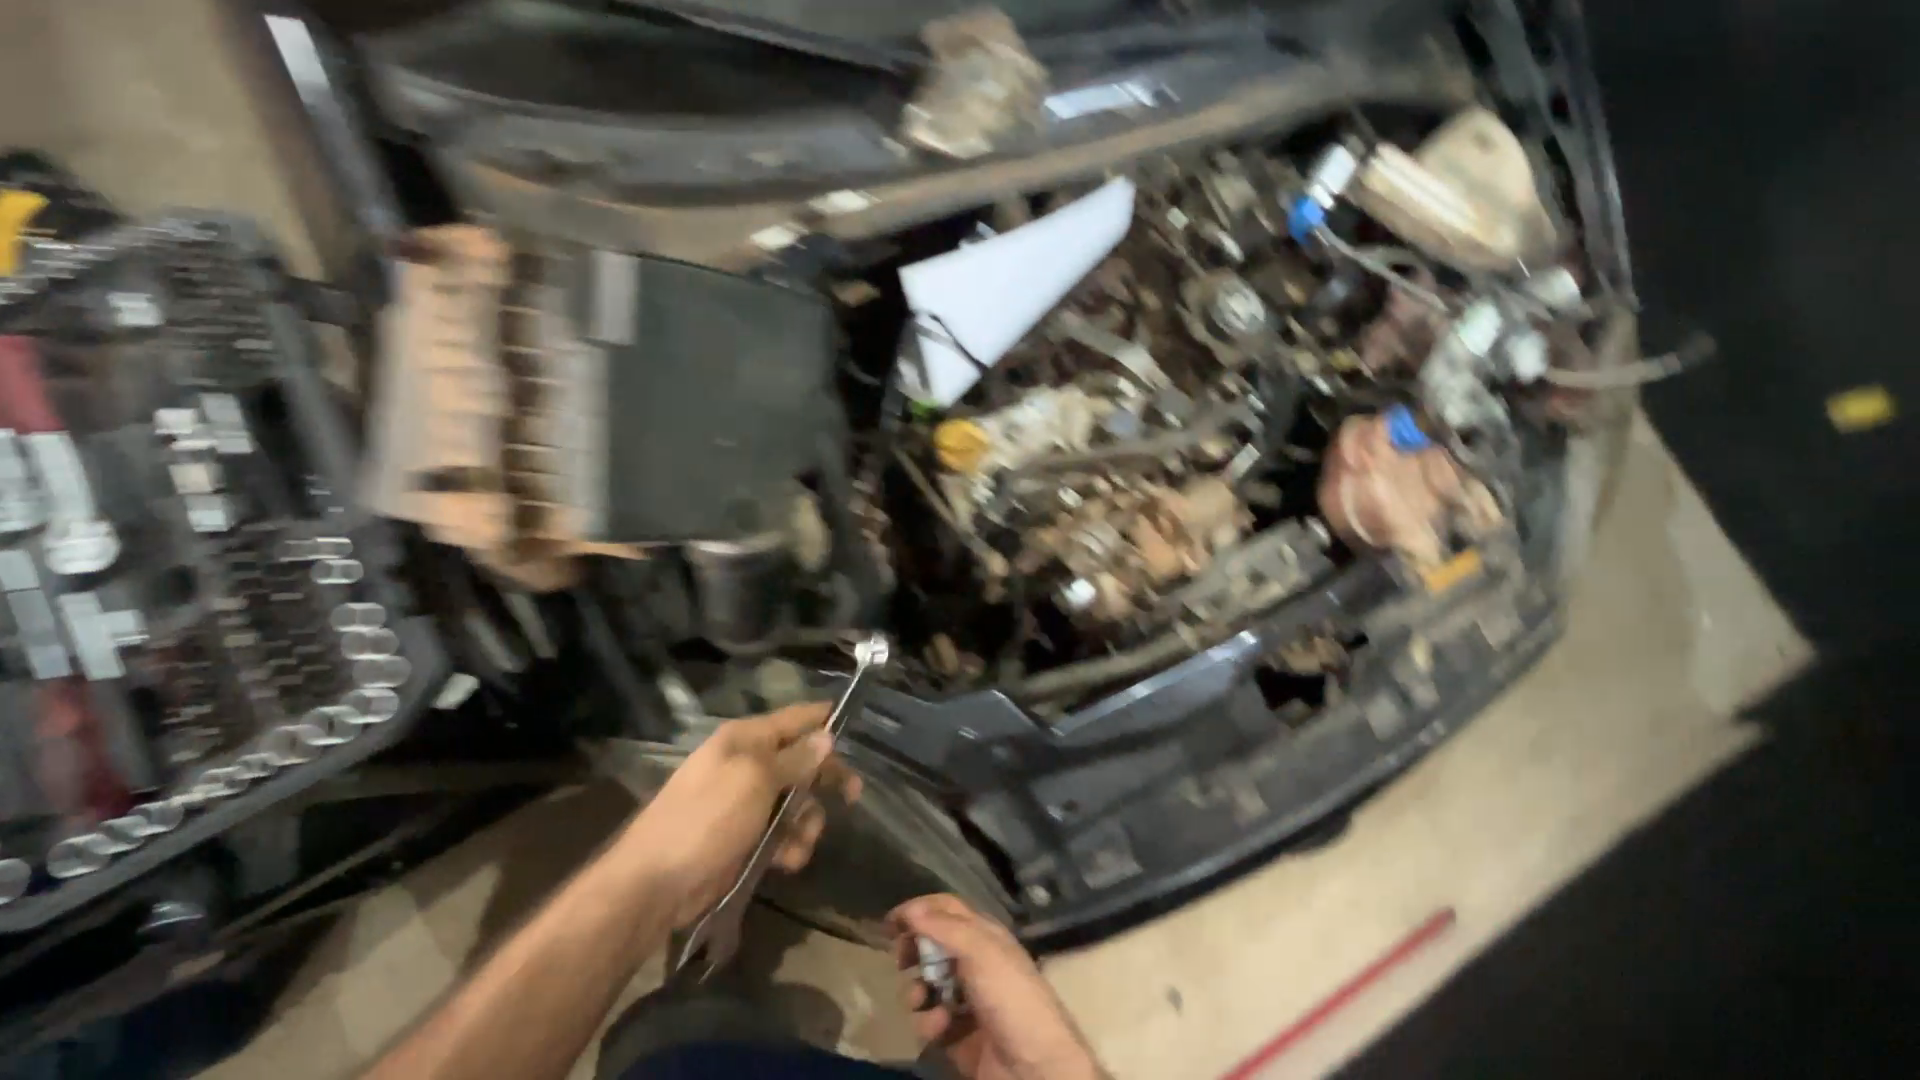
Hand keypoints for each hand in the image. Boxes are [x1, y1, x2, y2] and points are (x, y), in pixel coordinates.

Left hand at [627, 704, 861, 927]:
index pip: (794, 718)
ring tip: (802, 841)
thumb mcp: (755, 780)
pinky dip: (791, 846)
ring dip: (808, 822)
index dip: (824, 719)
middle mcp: (747, 765)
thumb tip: (825, 737)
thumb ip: (794, 759)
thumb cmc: (707, 818)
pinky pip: (782, 834)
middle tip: (853, 795)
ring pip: (797, 802)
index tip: (856, 726)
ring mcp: (745, 803)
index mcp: (744, 740)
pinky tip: (788, 861)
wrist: (657, 883)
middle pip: (801, 761)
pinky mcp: (745, 838)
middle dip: (825, 778)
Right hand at [890, 895, 1106, 1079]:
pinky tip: (940, 1028)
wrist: (1032, 1065)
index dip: (919, 910)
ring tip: (921, 1000)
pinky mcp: (957, 1034)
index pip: (947, 910)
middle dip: (913, 951)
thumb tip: (911, 910)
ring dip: (917, 991)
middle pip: (932, 946)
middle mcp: (974, 963)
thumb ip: (945, 927)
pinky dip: (930, 1022)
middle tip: (901, 960)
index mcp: (984, 936)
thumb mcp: (981, 952)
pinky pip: (930, 1020)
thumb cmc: (1010, 997)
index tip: (890, 922)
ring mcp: (965, 999)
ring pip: (926, 985)